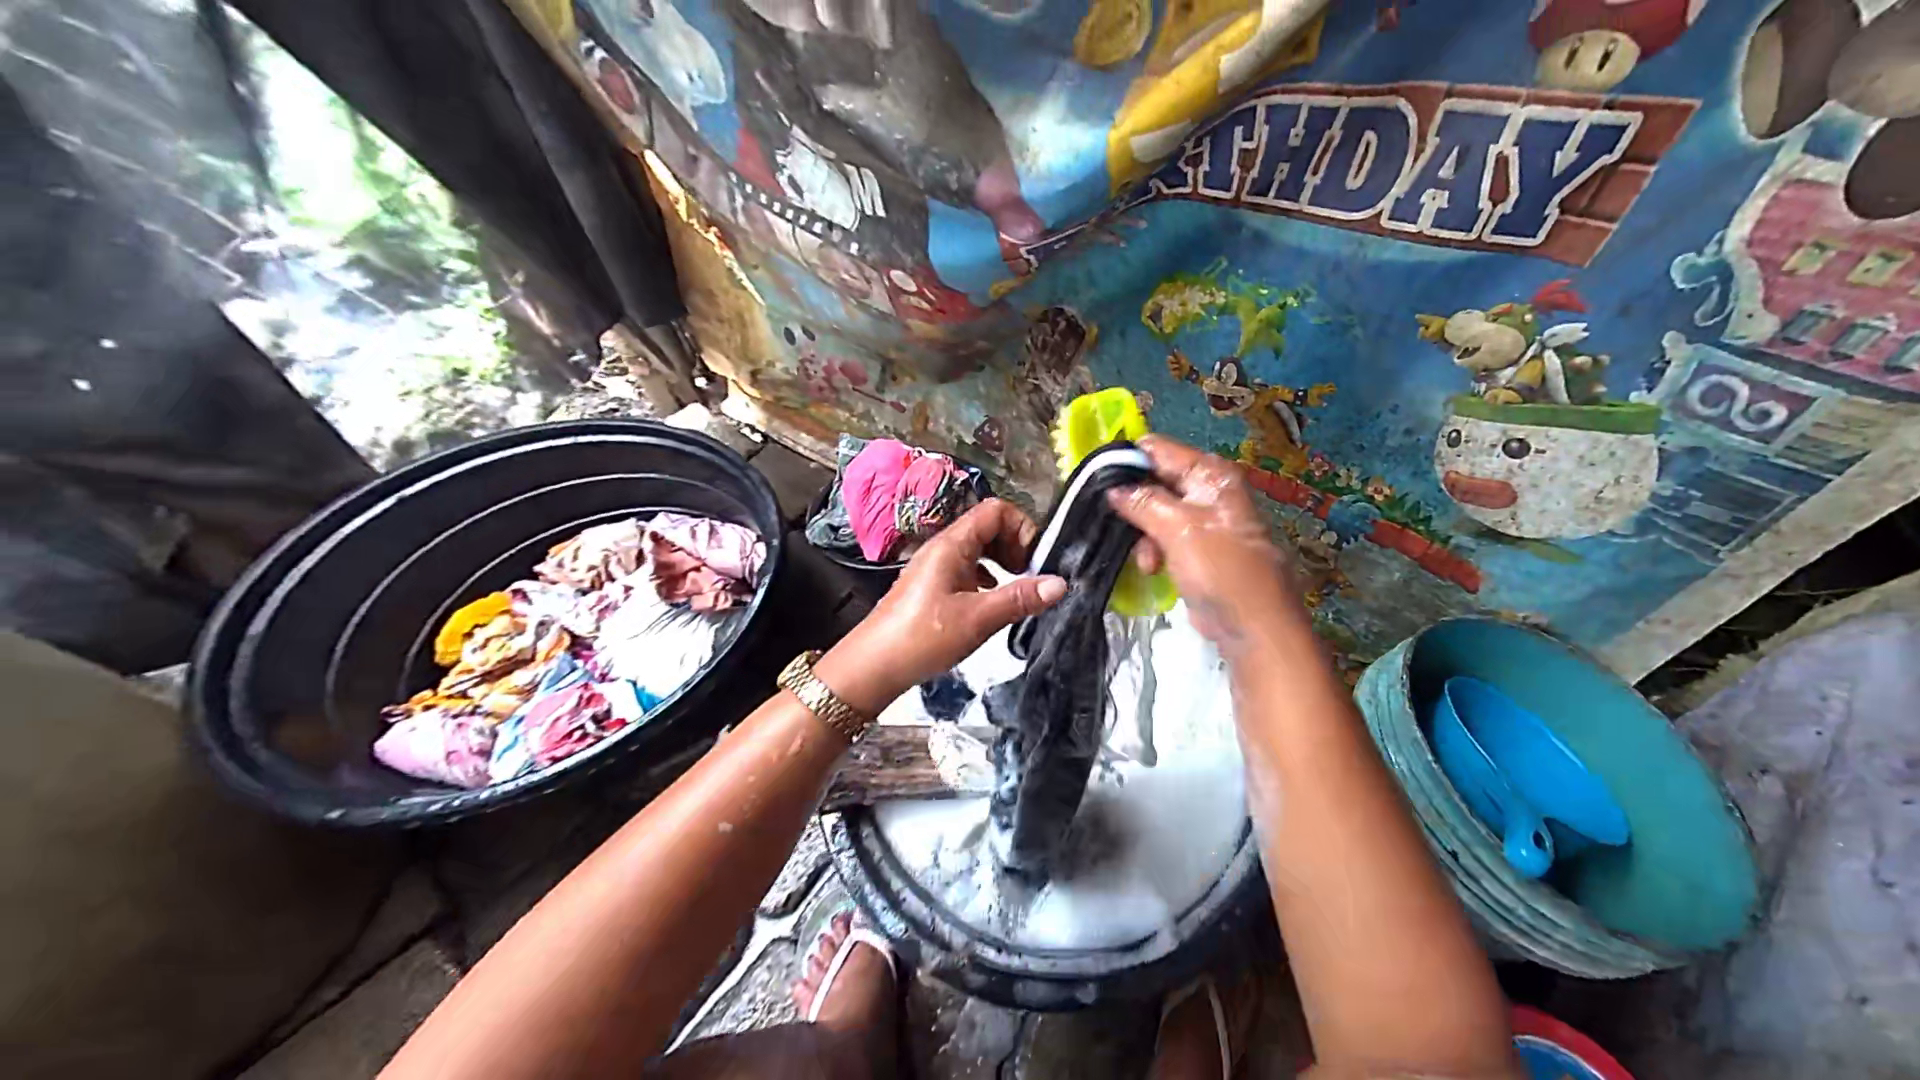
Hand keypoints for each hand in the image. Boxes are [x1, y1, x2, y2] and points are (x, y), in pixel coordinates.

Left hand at [816, 499, 1065, 713]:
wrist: (873, 665)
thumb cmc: (921, 638)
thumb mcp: (978, 618)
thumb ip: (1019, 598)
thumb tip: (1060, 583)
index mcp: (952, 545)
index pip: (996, 510)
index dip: (1022, 528)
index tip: (1034, 561)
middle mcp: (942, 549)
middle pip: (988, 527)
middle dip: (1015, 546)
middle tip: (1028, 577)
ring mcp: (935, 567)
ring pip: (978, 549)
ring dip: (1001, 562)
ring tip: (1014, 590)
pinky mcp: (931, 587)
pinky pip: (967, 569)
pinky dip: (986, 578)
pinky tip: (990, 601)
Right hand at [1107, 435, 1304, 654]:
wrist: (1252, 624)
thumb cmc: (1220, 570)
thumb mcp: (1178, 528)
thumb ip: (1143, 501)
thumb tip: (1113, 486)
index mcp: (1210, 474)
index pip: (1158, 449)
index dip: (1127, 462)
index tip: (1099, 482)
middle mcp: (1207, 490)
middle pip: (1155, 480)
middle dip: (1132, 502)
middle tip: (1115, 522)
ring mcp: (1202, 519)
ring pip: (1153, 511)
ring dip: (1141, 533)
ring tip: (1144, 559)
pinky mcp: (1195, 547)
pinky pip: (1162, 536)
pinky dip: (1152, 549)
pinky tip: (1151, 568)